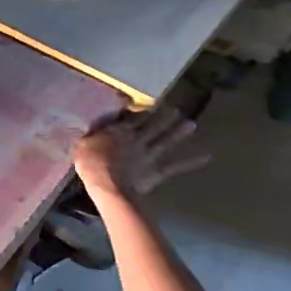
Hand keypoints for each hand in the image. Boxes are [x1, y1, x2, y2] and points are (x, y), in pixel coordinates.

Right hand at [72, 107, 210, 199]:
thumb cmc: (90, 165)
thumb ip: (94, 135)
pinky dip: (191, 162)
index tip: (152, 104)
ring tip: (191, 124)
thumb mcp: (84, 144)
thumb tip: (98, 127)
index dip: (143, 110)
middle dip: (165, 118)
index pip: (133, 118)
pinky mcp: (156, 171)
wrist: (108, 186)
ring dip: (179, 133)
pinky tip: (207, 157)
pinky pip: (175, 166)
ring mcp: (149, 155)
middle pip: (154, 126)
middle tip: (176, 110)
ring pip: (166, 141)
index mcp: (120, 132)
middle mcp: (138, 139)